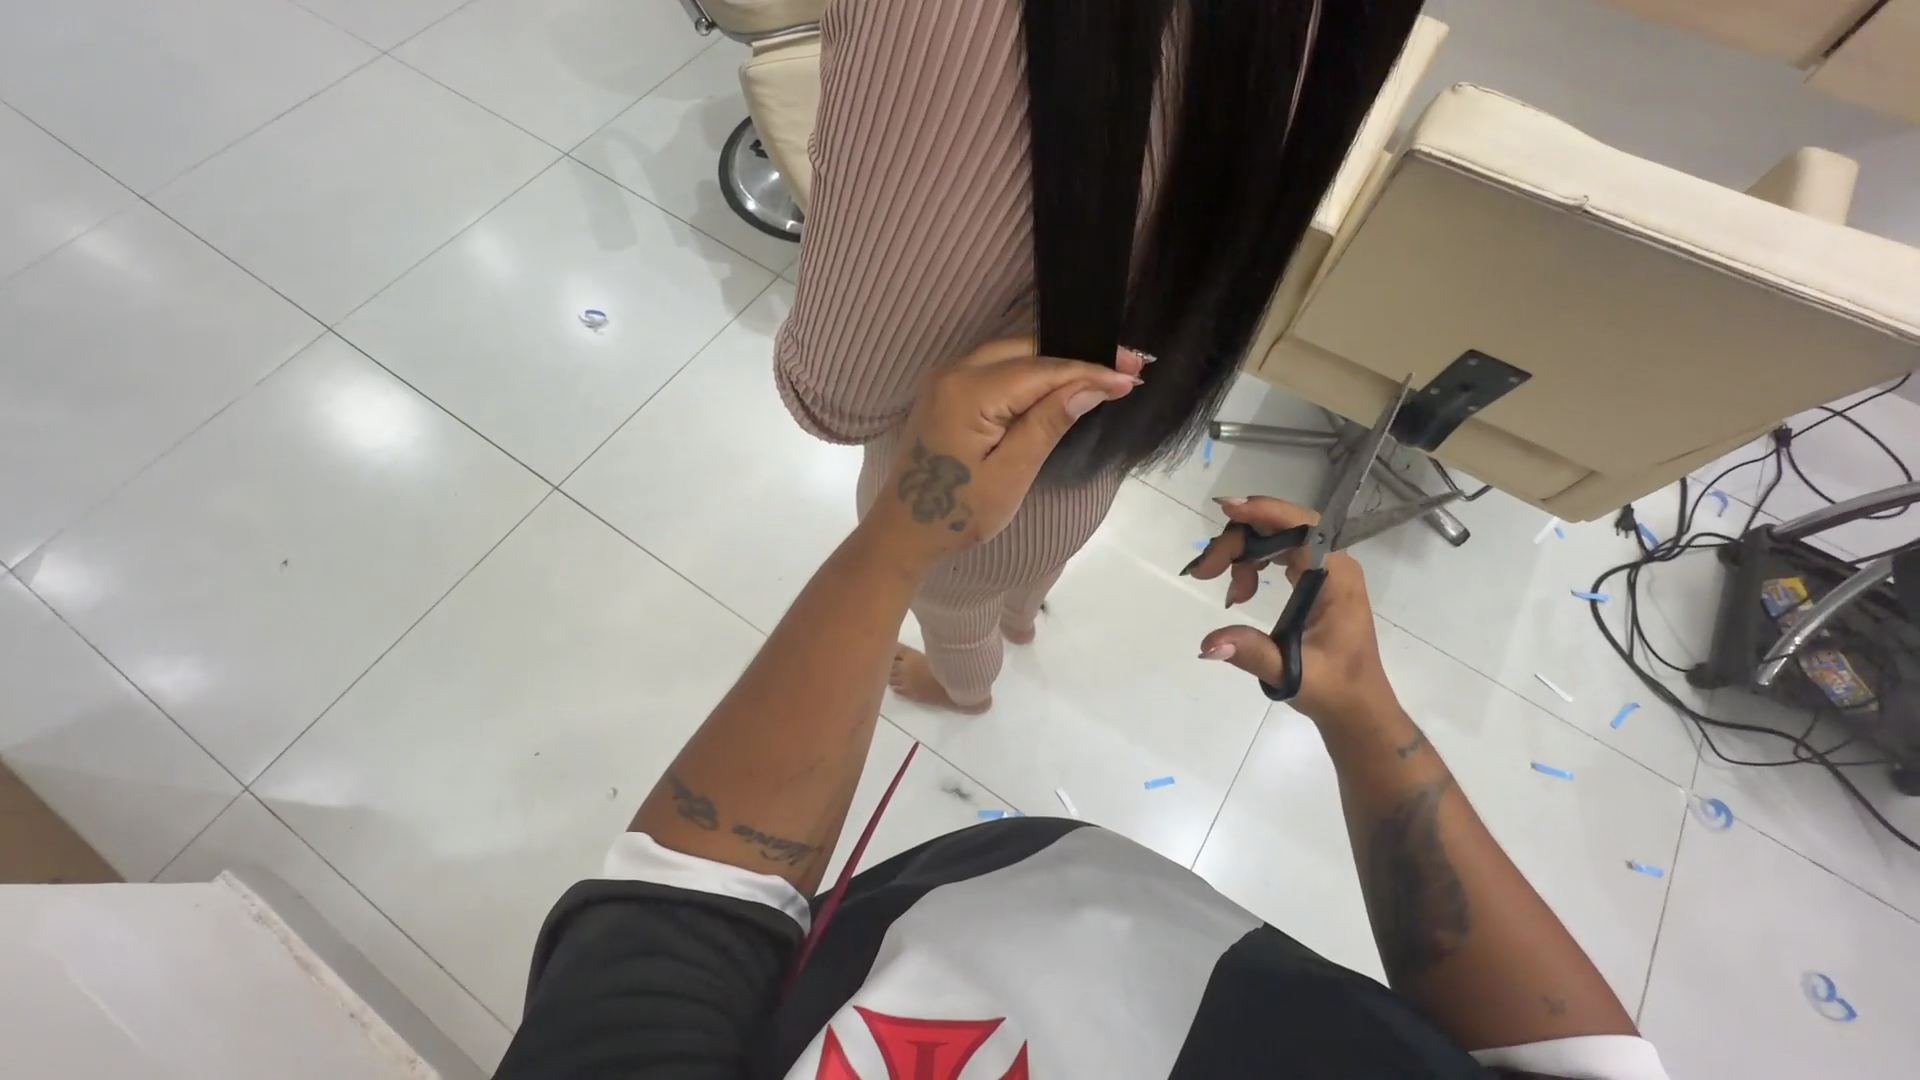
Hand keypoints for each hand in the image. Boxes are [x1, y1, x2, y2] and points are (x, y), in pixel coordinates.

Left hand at [860, 338, 1142, 565]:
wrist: (904, 530)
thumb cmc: (956, 513)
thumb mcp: (1010, 475)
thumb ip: (1047, 425)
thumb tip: (1090, 388)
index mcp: (967, 393)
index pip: (1041, 370)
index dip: (1088, 371)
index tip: (1132, 374)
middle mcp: (953, 372)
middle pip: (1027, 351)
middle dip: (1077, 359)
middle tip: (1128, 366)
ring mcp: (946, 379)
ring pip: (1013, 355)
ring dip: (1056, 364)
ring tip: (1104, 373)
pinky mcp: (947, 391)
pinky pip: (997, 368)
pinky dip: (1031, 374)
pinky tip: (1060, 384)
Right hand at [1185, 497, 1397, 726]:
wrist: (1357, 708)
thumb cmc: (1335, 689)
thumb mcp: (1292, 673)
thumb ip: (1251, 653)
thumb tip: (1208, 644)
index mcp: (1336, 578)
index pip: (1303, 526)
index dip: (1265, 512)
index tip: (1228, 509)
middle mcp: (1331, 565)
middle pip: (1279, 529)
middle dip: (1238, 542)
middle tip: (1204, 573)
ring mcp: (1323, 572)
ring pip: (1274, 540)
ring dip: (1242, 556)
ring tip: (1230, 596)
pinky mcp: (1313, 581)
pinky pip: (1277, 554)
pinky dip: (1251, 565)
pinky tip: (1241, 593)